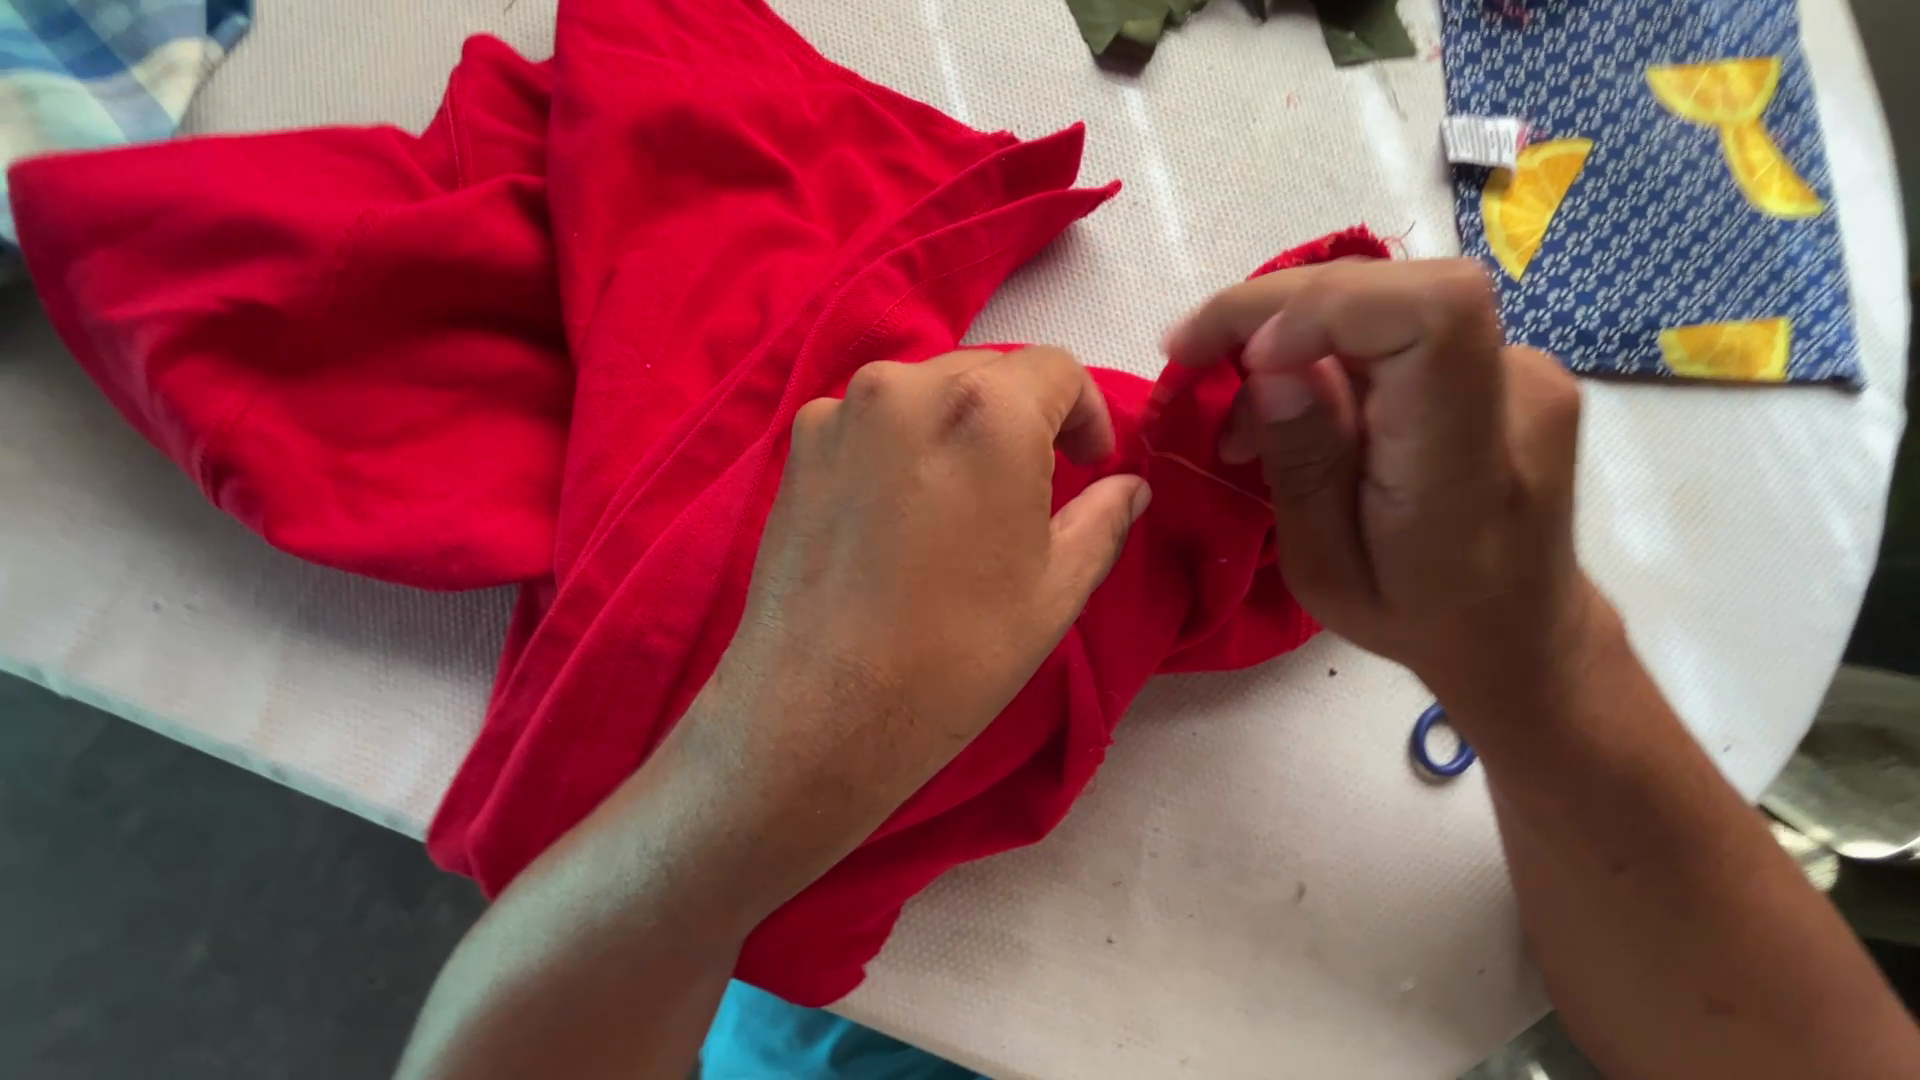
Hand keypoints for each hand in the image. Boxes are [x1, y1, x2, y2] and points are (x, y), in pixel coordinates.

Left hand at [681, 346, 1150, 890]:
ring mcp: (842, 411)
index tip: (1088, 464)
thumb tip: (1129, 488)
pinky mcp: (799, 446)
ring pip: (926, 391)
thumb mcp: (1055, 589)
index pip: (1057, 370)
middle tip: (1033, 486)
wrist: (820, 709)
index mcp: (987, 408)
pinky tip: (899, 510)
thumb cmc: (959, 653)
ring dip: (960, 426)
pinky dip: (900, 444)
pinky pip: (870, 421)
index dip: (1087, 413)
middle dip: (1025, 416)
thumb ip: (1102, 519)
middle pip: (988, 373)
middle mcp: (908, 384)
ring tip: (962, 499)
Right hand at [1164, 258, 1606, 717]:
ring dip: (1289, 336)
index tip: (1242, 361)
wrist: (1518, 627)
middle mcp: (1513, 393)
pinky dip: (1323, 350)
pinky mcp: (1500, 366)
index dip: (1324, 309)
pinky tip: (1291, 409)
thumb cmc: (1415, 617)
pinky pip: (1396, 327)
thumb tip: (1268, 367)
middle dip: (1272, 309)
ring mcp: (1517, 370)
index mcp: (1464, 465)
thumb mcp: (1327, 572)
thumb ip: (1303, 468)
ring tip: (1238, 420)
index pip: (1431, 316)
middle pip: (1394, 288)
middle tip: (1190, 356)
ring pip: (1384, 302)